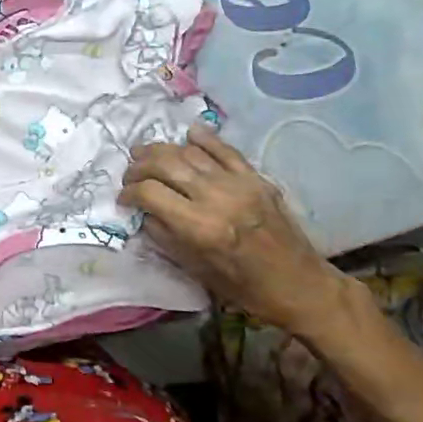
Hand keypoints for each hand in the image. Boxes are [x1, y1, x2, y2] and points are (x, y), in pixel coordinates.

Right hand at [118, 124, 354, 332]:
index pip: (149, 193)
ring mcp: (239, 184)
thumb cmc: (243, 287)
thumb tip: (144, 211)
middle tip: (129, 174)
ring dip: (162, 150)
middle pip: (165, 165)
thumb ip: (164, 235)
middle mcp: (216, 198)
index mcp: (199, 227)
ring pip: (190, 152)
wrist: (299, 285)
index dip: (129, 193)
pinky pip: (225, 150)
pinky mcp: (256, 179)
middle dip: (139, 166)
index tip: (123, 199)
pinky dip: (204, 139)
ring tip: (146, 154)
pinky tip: (188, 135)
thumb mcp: (193, 268)